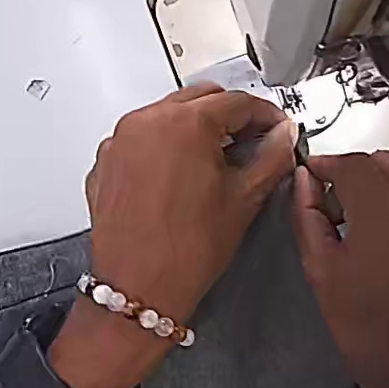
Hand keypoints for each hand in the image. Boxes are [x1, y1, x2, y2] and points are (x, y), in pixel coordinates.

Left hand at [48, 83, 297, 387]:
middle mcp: (146, 123)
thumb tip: (282, 138)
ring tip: (217, 161)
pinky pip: (142, 140)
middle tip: (252, 141)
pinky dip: (164, 148)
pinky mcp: (106, 163)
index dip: (266, 114)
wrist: (139, 288)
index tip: (275, 127)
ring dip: (196, 129)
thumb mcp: (243, 200)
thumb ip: (271, 158)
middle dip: (230, 116)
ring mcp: (120, 142)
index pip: (237, 101)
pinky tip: (181, 176)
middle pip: (200, 99)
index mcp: (185, 124)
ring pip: (168, 116)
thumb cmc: (182, 253)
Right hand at [290, 151, 388, 387]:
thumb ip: (308, 217)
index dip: (329, 164)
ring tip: (370, 210)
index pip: (355, 165)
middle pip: (383, 162)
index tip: (317, 171)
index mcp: (383, 227)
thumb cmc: (370, 331)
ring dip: (385, 179)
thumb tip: (305, 183)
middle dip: (354, 173)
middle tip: (337, 198)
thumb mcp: (320, 273)